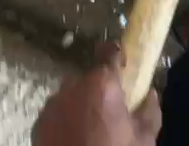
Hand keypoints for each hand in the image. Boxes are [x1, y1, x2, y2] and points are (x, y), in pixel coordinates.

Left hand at [31, 44, 160, 145]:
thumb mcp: (143, 141)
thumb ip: (149, 112)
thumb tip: (150, 94)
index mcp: (102, 84)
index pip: (108, 52)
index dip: (116, 57)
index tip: (123, 70)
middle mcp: (73, 86)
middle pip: (89, 77)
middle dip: (99, 89)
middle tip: (109, 112)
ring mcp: (52, 105)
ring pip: (71, 94)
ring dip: (80, 104)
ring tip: (90, 129)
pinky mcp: (38, 124)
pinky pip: (56, 113)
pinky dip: (64, 120)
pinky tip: (73, 139)